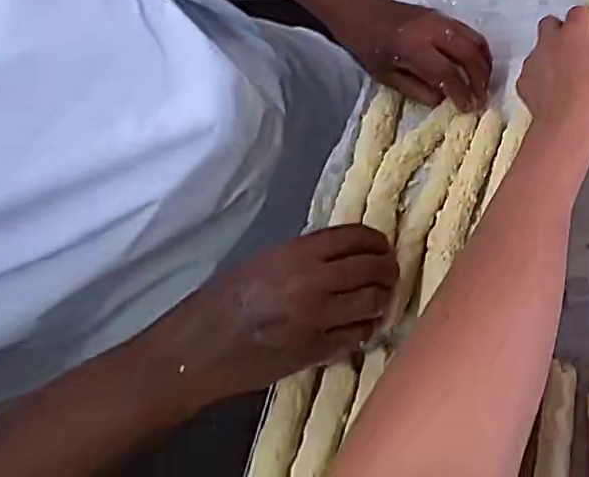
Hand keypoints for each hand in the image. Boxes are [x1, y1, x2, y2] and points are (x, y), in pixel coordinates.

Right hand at [124, 225, 397, 418]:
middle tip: (390, 268)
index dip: (376, 238)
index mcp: (301, 253)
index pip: (356, 237)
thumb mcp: (271, 258)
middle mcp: (315, 282)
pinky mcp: (316, 351)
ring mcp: (318, 319)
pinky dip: (368, 325)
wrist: (199, 349)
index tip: (382, 243)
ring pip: (373, 301)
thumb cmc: (229, 296)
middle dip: (388, 266)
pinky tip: (367, 321)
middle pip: (372, 267)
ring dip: (384, 295)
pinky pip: (358, 334)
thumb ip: (311, 253)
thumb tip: (349, 252)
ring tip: (384, 293)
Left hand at [329, 0, 492, 109]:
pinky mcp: (445, 15)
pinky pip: (471, 33)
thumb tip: (444, 100)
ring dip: (484, 65)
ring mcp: (441, 19)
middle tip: (482, 99)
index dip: (461, 92)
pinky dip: (479, 51)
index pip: (447, 72)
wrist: (363, 11)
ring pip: (475, 41)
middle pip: (468, 54)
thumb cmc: (370, 47)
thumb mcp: (386, 76)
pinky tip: (478, 66)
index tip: (470, 108)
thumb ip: (416, 89)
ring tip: (484, 85)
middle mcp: (432, 30)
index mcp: (413, 47)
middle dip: (480, 79)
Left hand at [517, 6, 588, 129]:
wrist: (567, 120)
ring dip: (549, 55)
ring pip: (539, 47)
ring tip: (562, 76)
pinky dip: (539, 77)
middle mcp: (550, 39)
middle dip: (560, 31)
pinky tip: (550, 92)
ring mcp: (533, 58)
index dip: (586, 22)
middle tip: (574, 50)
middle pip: (551, 23)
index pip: (579, 12)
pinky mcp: (522, 79)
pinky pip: (531, 71)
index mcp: (574, 31)